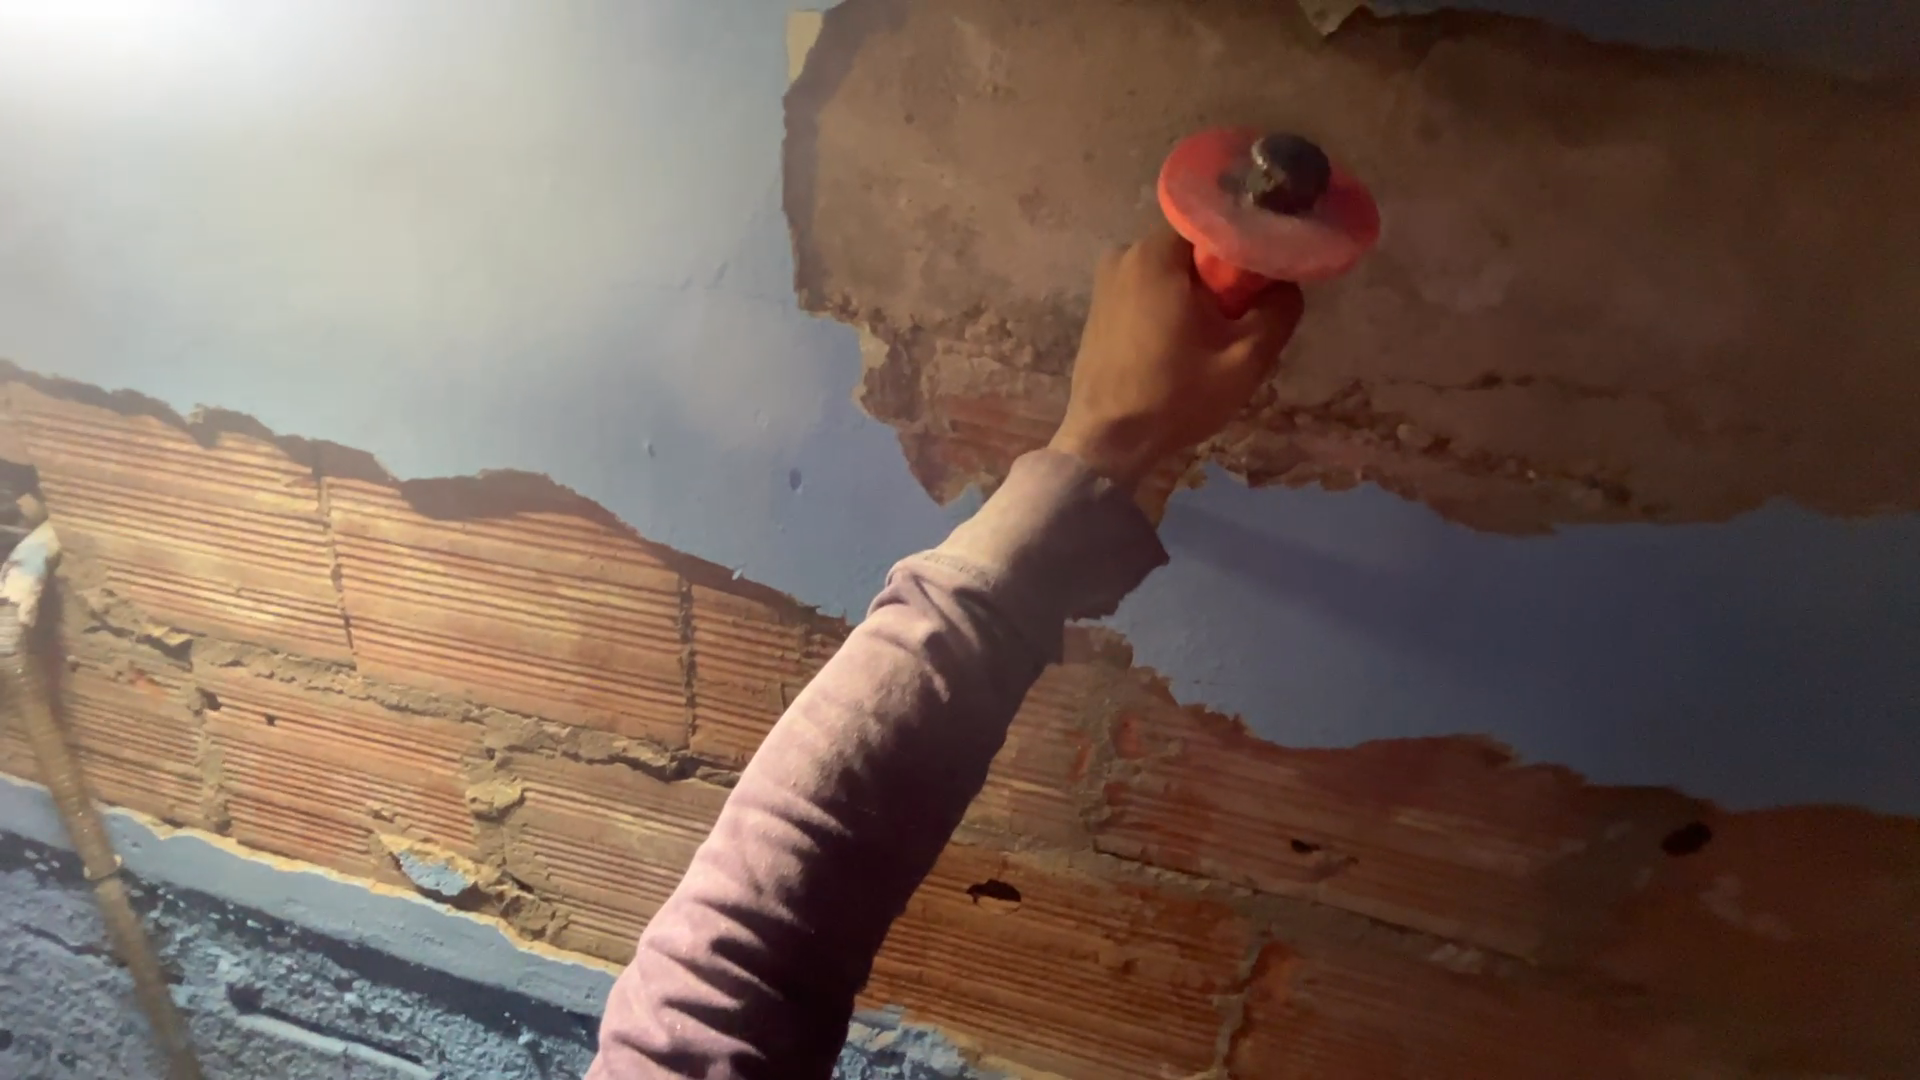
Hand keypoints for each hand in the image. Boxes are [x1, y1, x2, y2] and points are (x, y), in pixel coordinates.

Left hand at [1048, 224, 1302, 492]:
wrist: (1106, 444)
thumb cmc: (1174, 398)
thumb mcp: (1245, 360)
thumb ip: (1279, 310)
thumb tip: (1284, 285)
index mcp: (1155, 254)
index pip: (1216, 218)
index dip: (1249, 238)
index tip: (1270, 267)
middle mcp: (1123, 256)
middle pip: (1191, 248)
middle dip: (1223, 273)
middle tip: (1245, 311)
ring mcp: (1105, 285)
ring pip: (1169, 273)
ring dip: (1196, 294)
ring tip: (1215, 334)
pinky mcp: (1099, 312)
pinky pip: (1146, 293)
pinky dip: (1170, 307)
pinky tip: (1182, 343)